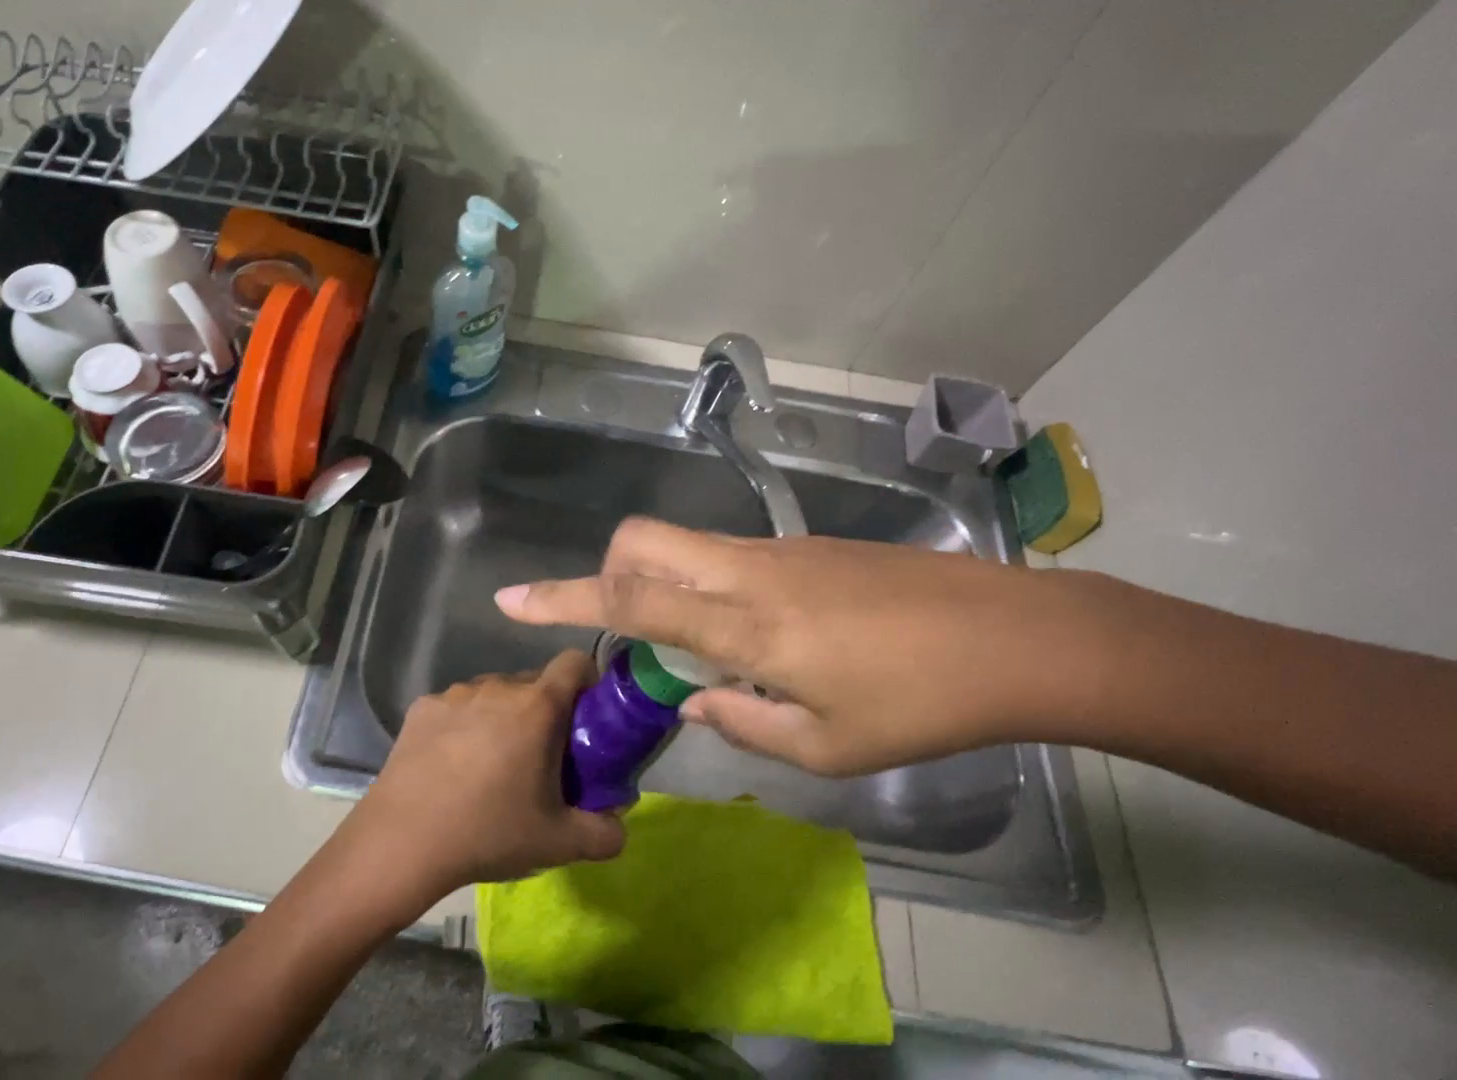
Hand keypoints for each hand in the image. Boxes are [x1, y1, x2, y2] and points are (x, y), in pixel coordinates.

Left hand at [342, 651, 627, 902]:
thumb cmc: (489, 832)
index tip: (588, 721)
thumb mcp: (562, 843)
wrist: (403, 841)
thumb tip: (619, 822)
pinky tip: (453, 767)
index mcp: (537, 706)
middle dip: (546, 712)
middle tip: (544, 759)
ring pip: (494, 695)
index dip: (589, 683)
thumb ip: (607, 831)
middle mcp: (497, 686)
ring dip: (503, 718)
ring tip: (493, 766)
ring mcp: (454, 694)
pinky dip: (464, 727)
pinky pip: (457, 708)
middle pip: (534, 683)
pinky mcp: (421, 708)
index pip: (576, 662)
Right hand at [495, 518, 1101, 775]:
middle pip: (642, 541)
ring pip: (685, 545)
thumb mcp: (825, 747)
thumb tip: (694, 702)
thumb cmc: (920, 705)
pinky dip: (710, 587)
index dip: (562, 598)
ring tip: (706, 654)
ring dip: (663, 585)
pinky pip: (729, 555)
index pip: (629, 600)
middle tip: (629, 635)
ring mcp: (781, 550)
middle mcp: (749, 571)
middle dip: (608, 575)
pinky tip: (765, 640)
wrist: (1018, 637)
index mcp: (744, 625)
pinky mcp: (810, 546)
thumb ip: (742, 722)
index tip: (510, 598)